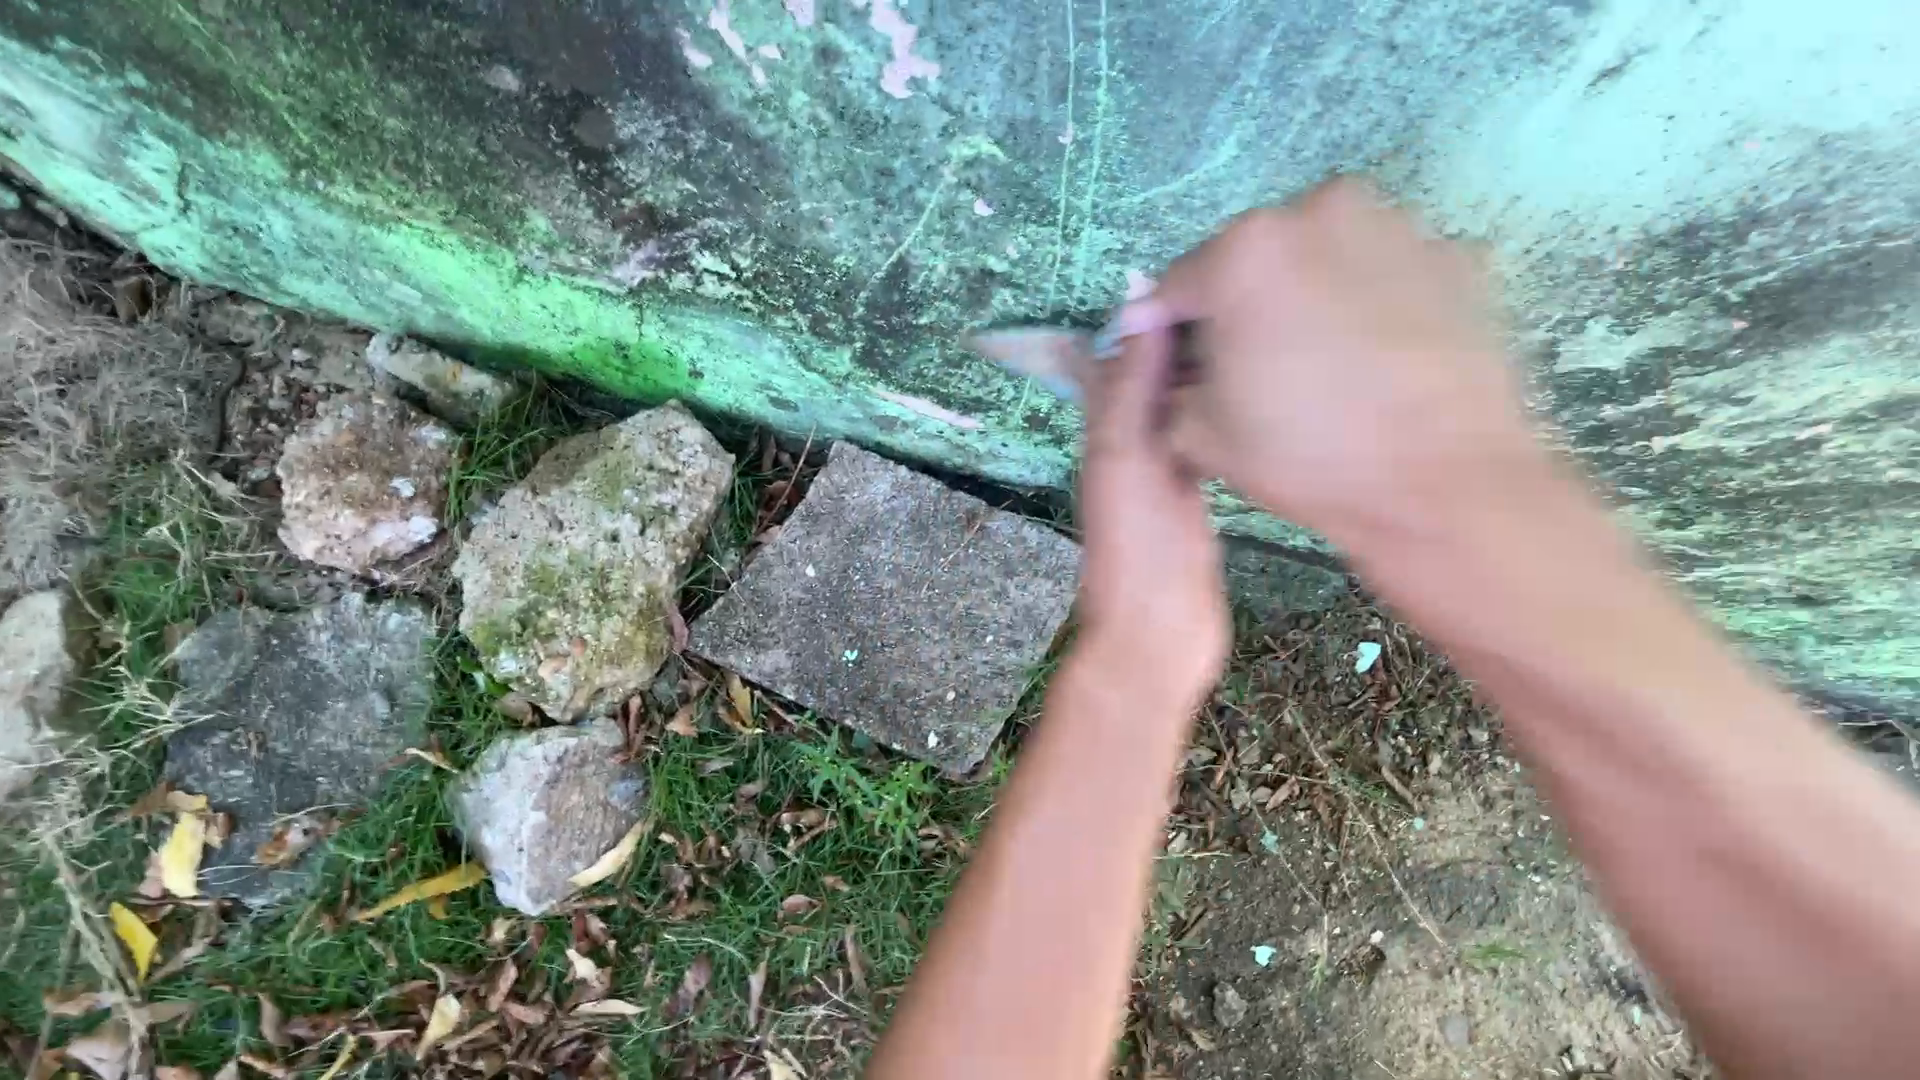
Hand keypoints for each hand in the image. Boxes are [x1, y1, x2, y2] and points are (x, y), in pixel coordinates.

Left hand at [1073, 320, 1228, 708]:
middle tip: (1241, 292)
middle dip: (1184, 336)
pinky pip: (1204, 440)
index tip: (1195, 270)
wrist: (1157, 632)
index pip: (1120, 355)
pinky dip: (1221, 412)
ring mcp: (1164, 471)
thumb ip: (1130, 385)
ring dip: (1205, 370)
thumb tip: (1136, 302)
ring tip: (1254, 328)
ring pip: (1181, 405)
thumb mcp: (1125, 456)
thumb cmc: (1133, 546)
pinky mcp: (1194, 497)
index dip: (1147, 315)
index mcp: (1105, 430)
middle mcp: (1130, 443)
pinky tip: (1256, 393)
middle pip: (1153, 376)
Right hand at [1156, 177, 1552, 560]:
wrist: (1442, 484)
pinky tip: (1373, 359)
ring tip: (1317, 363)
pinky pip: (1384, 273)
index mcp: (1245, 251)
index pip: (1176, 285)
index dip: (1166, 331)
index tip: (1174, 365)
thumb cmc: (1306, 456)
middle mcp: (1320, 212)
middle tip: (1247, 367)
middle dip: (1238, 305)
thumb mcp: (1197, 434)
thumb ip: (1165, 383)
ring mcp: (1398, 228)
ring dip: (1304, 296)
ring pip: (1320, 257)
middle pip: (1250, 259)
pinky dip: (1368, 303)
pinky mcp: (1455, 257)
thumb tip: (1173, 367)